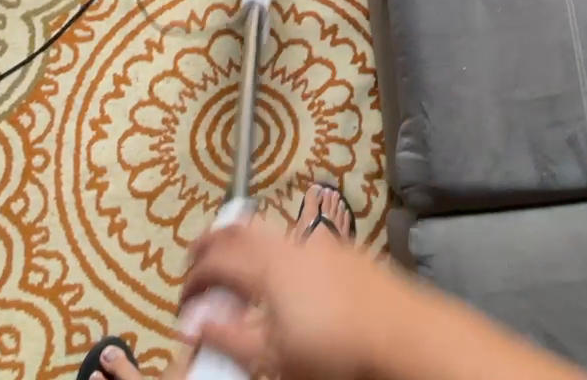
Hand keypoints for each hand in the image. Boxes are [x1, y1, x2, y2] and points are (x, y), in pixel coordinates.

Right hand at [180, 217, 422, 379]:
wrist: (403, 335)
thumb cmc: (335, 353)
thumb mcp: (273, 358)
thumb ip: (229, 337)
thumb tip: (194, 325)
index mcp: (267, 268)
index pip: (214, 261)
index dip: (192, 280)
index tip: (183, 303)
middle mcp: (290, 243)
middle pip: (239, 227)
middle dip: (212, 241)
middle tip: (197, 260)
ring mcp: (320, 241)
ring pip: (270, 228)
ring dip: (245, 241)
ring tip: (237, 263)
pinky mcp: (344, 248)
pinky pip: (298, 237)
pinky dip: (276, 246)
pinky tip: (284, 274)